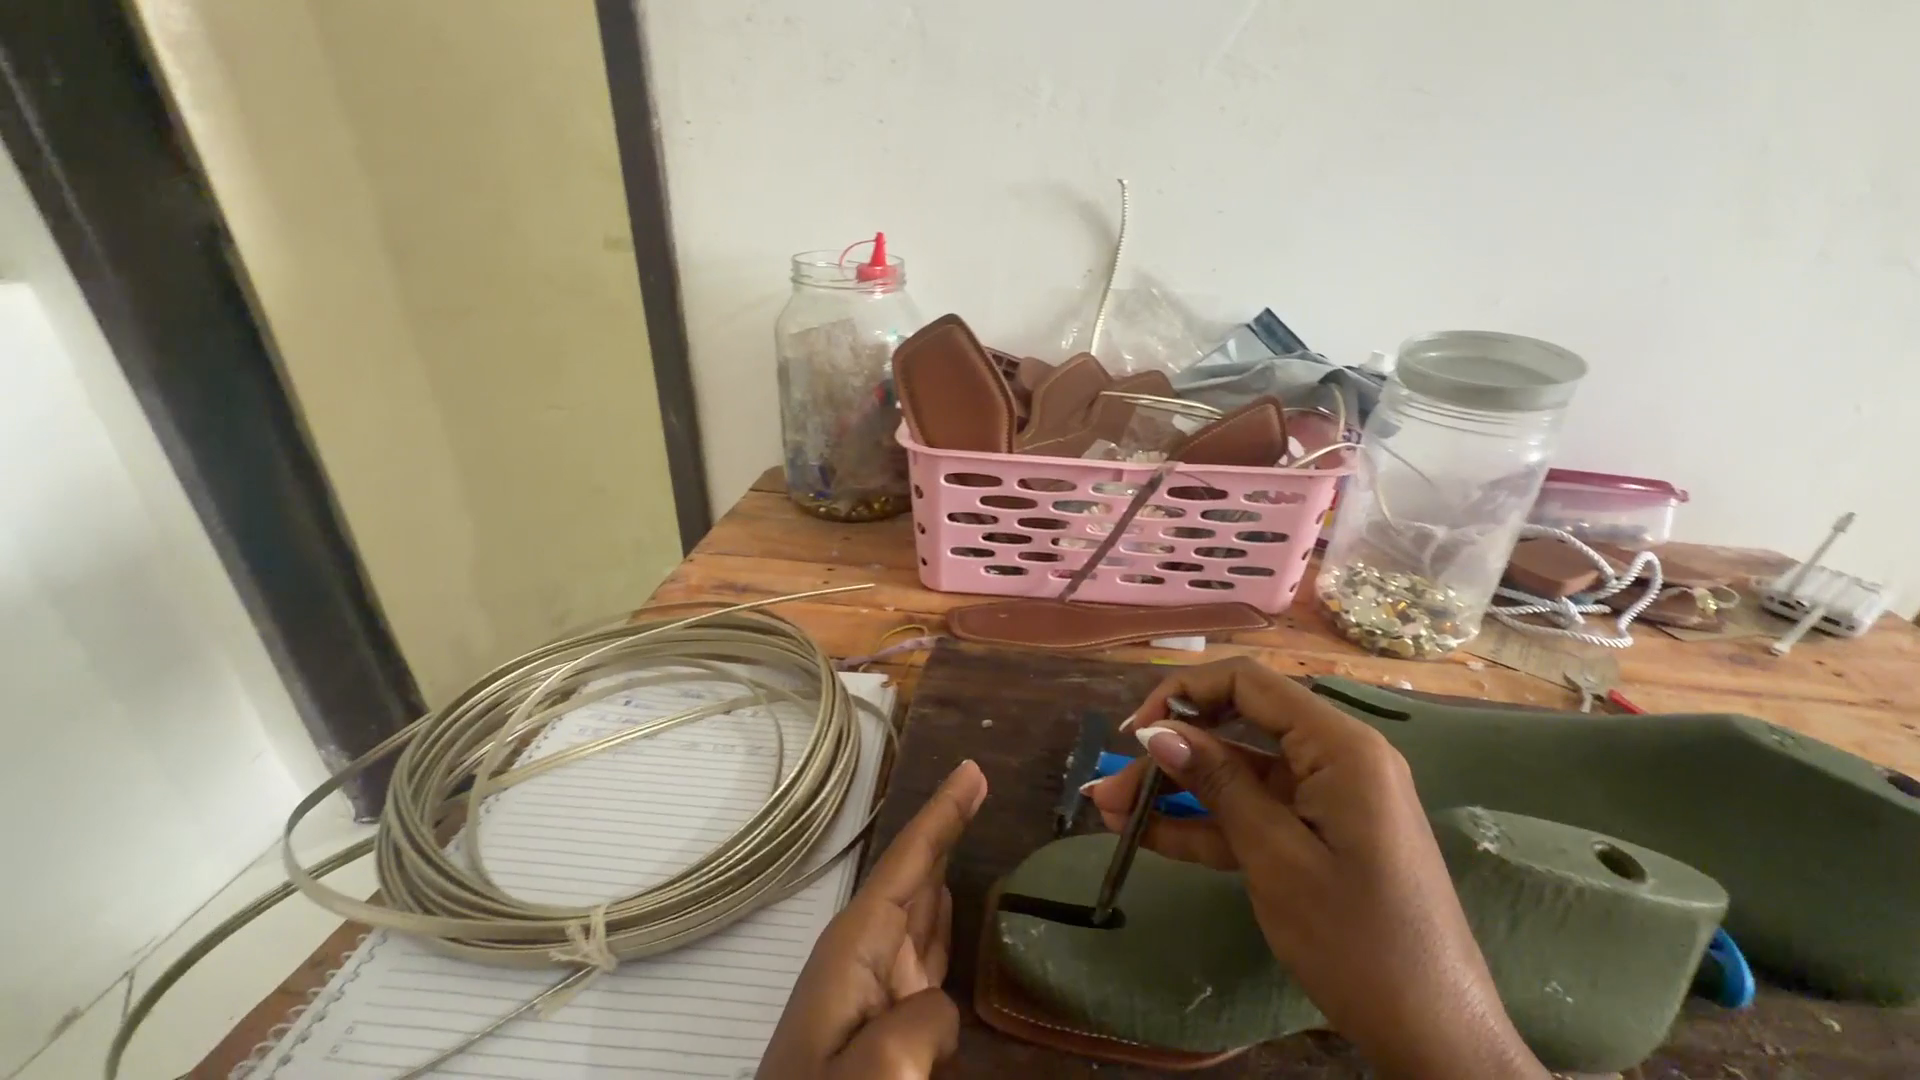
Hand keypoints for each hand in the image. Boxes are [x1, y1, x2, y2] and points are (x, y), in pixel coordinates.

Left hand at [760, 759, 986, 1078]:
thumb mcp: (873, 1072)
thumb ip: (920, 1022)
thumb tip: (941, 1006)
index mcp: (856, 948)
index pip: (906, 864)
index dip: (942, 815)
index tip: (972, 770)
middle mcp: (867, 956)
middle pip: (916, 874)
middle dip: (945, 828)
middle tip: (976, 782)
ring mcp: (878, 989)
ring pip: (922, 908)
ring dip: (945, 863)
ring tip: (966, 821)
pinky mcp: (890, 1022)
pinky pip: (926, 952)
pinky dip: (942, 917)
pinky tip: (949, 902)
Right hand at [1089, 659, 1545, 1079]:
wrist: (1436, 1037)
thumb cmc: (1359, 942)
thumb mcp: (1276, 858)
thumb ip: (1218, 784)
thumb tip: (1157, 730)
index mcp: (1340, 746)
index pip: (1248, 684)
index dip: (1183, 694)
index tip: (1135, 733)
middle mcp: (1335, 758)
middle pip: (1236, 729)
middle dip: (1169, 754)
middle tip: (1109, 789)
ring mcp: (1326, 799)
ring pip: (1237, 775)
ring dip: (1176, 792)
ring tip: (1111, 813)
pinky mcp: (1318, 836)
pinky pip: (1253, 814)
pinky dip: (1205, 823)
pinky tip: (1148, 835)